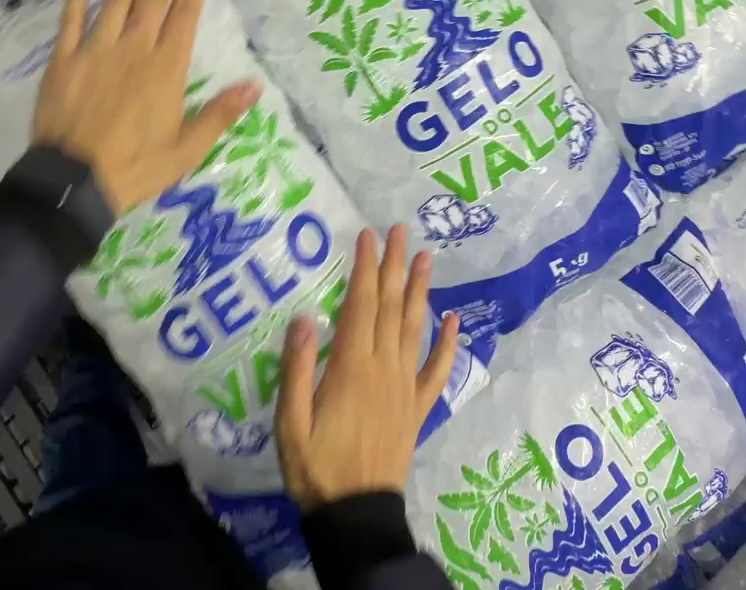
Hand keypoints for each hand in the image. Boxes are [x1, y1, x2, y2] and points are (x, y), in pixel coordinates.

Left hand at [32, 0, 261, 213]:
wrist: (73, 182)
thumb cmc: (137, 167)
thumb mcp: (188, 150)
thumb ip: (220, 114)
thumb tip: (255, 85)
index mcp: (166, 67)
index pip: (185, 13)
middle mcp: (134, 48)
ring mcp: (96, 49)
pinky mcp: (64, 59)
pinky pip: (71, 18)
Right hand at [276, 225, 461, 507]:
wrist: (357, 514)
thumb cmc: (316, 465)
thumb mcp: (291, 421)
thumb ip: (296, 367)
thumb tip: (306, 316)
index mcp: (351, 366)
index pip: (361, 304)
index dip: (365, 268)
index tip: (369, 237)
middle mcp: (383, 367)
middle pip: (391, 306)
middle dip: (395, 265)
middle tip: (401, 230)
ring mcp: (405, 386)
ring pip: (415, 329)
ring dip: (421, 291)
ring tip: (427, 258)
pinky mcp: (417, 407)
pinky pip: (437, 371)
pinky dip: (448, 344)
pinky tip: (455, 321)